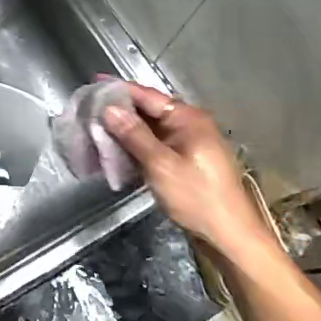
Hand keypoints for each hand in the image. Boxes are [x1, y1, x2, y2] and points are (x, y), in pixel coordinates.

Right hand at [100, 82, 280, 265]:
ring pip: (150, 130)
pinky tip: (116, 152)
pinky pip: (156, 146)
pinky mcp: (185, 162)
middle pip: (149, 111)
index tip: (94, 83)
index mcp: (188, 118)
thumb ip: (134, 135)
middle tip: (89, 111)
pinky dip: (136, 147)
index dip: (120, 89)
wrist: (231, 237)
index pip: (148, 95)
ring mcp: (189, 144)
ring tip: (96, 130)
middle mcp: (189, 125)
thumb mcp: (161, 165)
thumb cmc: (198, 198)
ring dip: (126, 131)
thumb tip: (109, 109)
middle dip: (120, 111)